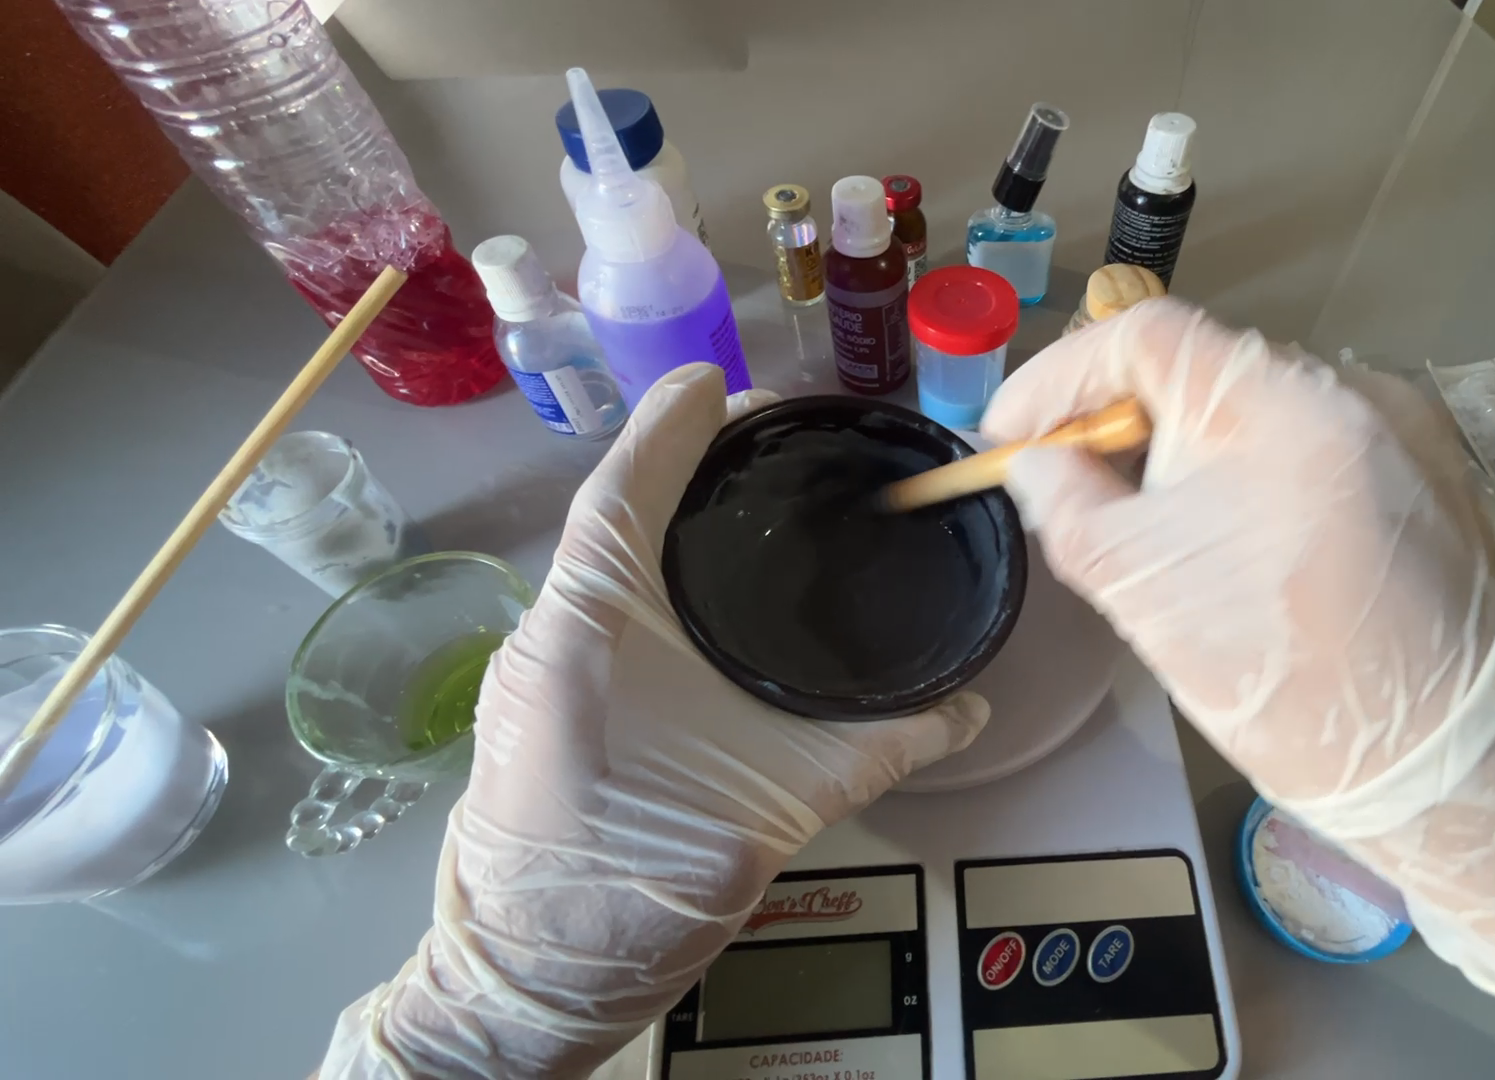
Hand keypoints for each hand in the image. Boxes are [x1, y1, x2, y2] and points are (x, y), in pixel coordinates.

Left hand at [319, 365, 988, 1077]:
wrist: (527, 990)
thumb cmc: (629, 895)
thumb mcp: (765, 814)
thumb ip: (870, 752)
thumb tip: (966, 709)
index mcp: (592, 637)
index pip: (622, 500)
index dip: (667, 429)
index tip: (720, 381)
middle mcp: (566, 632)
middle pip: (624, 512)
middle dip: (688, 454)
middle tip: (773, 425)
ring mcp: (556, 663)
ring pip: (617, 555)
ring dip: (678, 502)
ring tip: (758, 476)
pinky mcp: (566, 695)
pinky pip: (620, 601)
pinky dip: (669, 561)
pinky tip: (724, 568)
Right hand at [984, 299, 1494, 1026]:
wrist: (1454, 771)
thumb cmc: (1284, 683)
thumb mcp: (1144, 591)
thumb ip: (1067, 506)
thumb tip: (1033, 462)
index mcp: (1280, 404)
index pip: (1143, 335)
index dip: (1057, 376)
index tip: (1008, 434)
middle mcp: (1350, 388)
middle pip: (1195, 369)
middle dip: (1111, 421)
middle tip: (1063, 478)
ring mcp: (1397, 425)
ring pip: (1245, 409)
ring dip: (1172, 449)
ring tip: (1140, 516)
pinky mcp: (1422, 469)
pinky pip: (1298, 442)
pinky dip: (1235, 468)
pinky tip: (1224, 532)